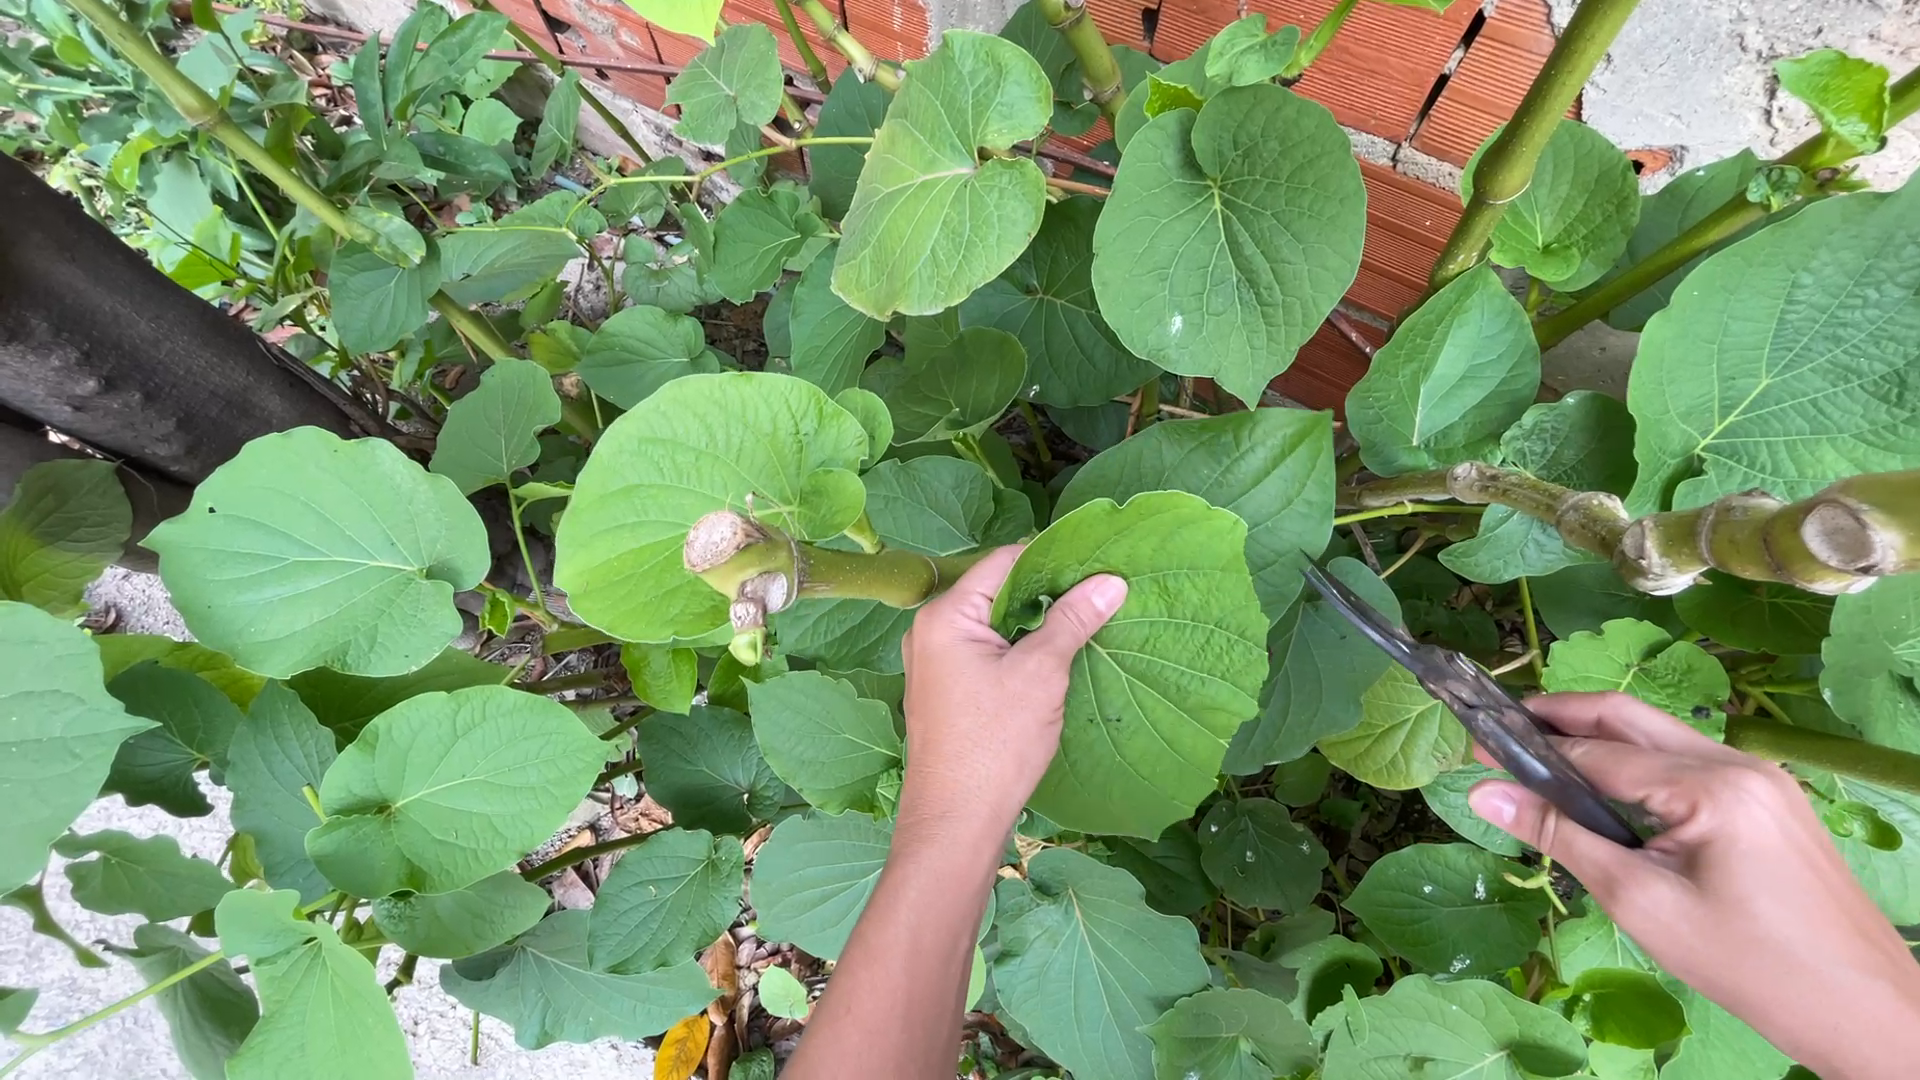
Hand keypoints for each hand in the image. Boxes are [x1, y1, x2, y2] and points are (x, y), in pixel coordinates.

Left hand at [897, 546, 1126, 856]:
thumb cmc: (995, 744)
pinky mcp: (944, 690)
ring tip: (1082, 622)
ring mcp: (933, 663)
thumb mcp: (1041, 674)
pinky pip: (983, 652)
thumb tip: (1111, 581)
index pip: (1002, 562)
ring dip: (1033, 624)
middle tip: (1095, 593)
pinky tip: (1051, 657)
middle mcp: (929, 631)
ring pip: (991, 625)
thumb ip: (1072, 620)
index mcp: (945, 615)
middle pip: (995, 592)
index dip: (1050, 558)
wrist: (955, 822)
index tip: (1094, 564)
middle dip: (1045, 593)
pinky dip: (1016, 649)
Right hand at [1468, 692, 1919, 1079]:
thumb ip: (1556, 834)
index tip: (1476, 747)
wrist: (1876, 1021)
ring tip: (1538, 757)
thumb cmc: (1749, 964)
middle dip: (1556, 716)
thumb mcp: (1638, 899)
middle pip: (1625, 716)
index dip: (1527, 749)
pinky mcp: (1768, 799)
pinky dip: (1629, 760)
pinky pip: (1681, 759)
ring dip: (1592, 736)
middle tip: (1501, 732)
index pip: (1593, 752)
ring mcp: (1760, 779)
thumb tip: (1481, 793)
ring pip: (1654, 733)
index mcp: (1711, 786)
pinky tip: (1600, 786)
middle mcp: (1738, 764)